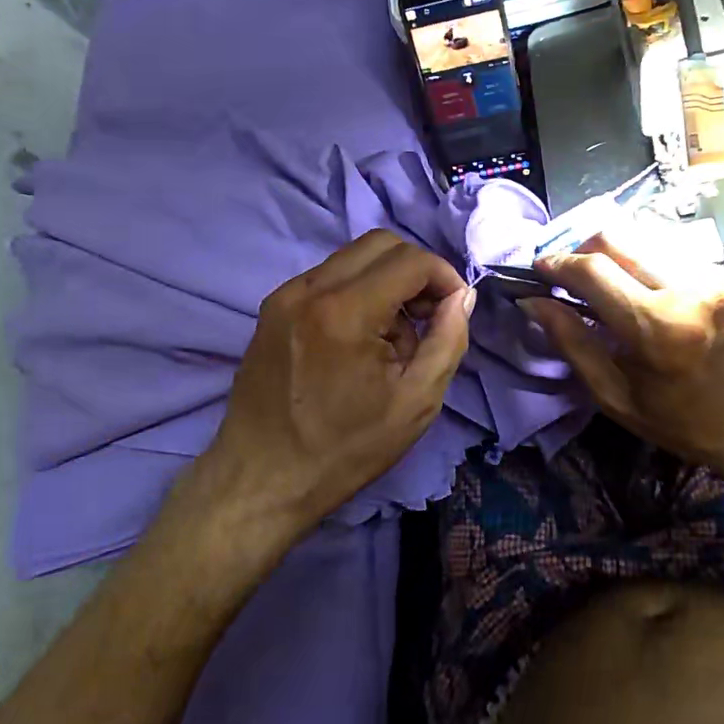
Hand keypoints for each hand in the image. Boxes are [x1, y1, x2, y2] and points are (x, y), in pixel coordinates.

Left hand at [199, 230, 474, 531]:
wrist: (261, 480)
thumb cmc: (344, 449)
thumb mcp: (416, 402)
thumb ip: (448, 339)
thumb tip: (462, 297)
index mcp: (345, 311)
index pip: (411, 259)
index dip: (444, 277)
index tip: (453, 311)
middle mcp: (309, 288)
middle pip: (381, 243)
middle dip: (416, 271)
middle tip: (428, 317)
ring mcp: (284, 295)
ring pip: (353, 257)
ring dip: (387, 280)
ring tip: (393, 335)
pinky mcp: (272, 308)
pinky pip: (328, 277)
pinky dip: (357, 291)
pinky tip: (360, 338)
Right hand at [523, 228, 723, 482]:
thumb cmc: (680, 421)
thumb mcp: (615, 395)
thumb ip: (572, 342)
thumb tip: (533, 302)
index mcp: (659, 328)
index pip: (594, 270)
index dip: (558, 264)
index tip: (539, 269)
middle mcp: (690, 288)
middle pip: (615, 238)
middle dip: (581, 251)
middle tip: (568, 275)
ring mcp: (713, 275)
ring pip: (641, 237)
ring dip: (612, 254)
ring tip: (602, 283)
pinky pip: (667, 250)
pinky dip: (642, 262)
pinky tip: (640, 289)